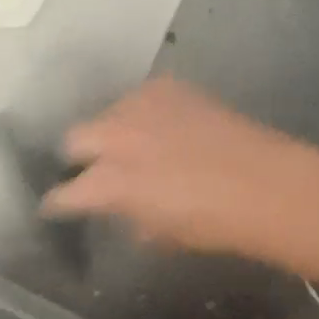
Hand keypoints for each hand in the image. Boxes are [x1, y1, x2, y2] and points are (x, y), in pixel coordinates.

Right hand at [39, 78, 318, 256]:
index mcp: (111, 181)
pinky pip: (142, 96)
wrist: (262, 180)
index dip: (59, 200)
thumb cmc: (213, 222)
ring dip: (114, 129)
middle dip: (79, 153)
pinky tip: (163, 124)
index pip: (66, 192)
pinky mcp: (167, 85)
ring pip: (109, 111)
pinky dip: (144, 111)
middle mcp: (117, 136)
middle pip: (74, 136)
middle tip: (95, 167)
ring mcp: (141, 104)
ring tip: (136, 142)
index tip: (57, 204)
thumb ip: (131, 216)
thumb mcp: (163, 233)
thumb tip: (126, 207)